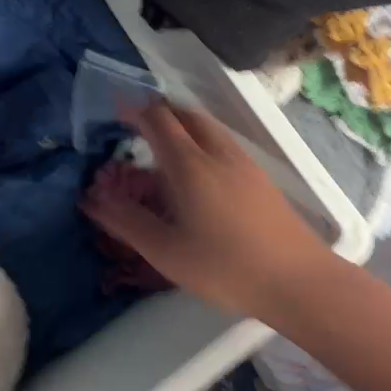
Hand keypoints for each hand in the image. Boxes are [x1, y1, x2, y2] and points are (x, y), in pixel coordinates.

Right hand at [81, 101, 335, 318]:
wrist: (297, 280)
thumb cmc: (225, 267)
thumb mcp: (166, 251)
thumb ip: (126, 222)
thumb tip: (92, 199)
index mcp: (189, 164)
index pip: (157, 119)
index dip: (134, 110)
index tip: (114, 111)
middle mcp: (216, 153)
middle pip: (185, 113)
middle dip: (158, 112)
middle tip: (136, 126)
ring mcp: (243, 163)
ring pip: (207, 126)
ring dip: (181, 124)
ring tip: (163, 147)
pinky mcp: (260, 178)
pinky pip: (222, 142)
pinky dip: (200, 140)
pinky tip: (197, 173)